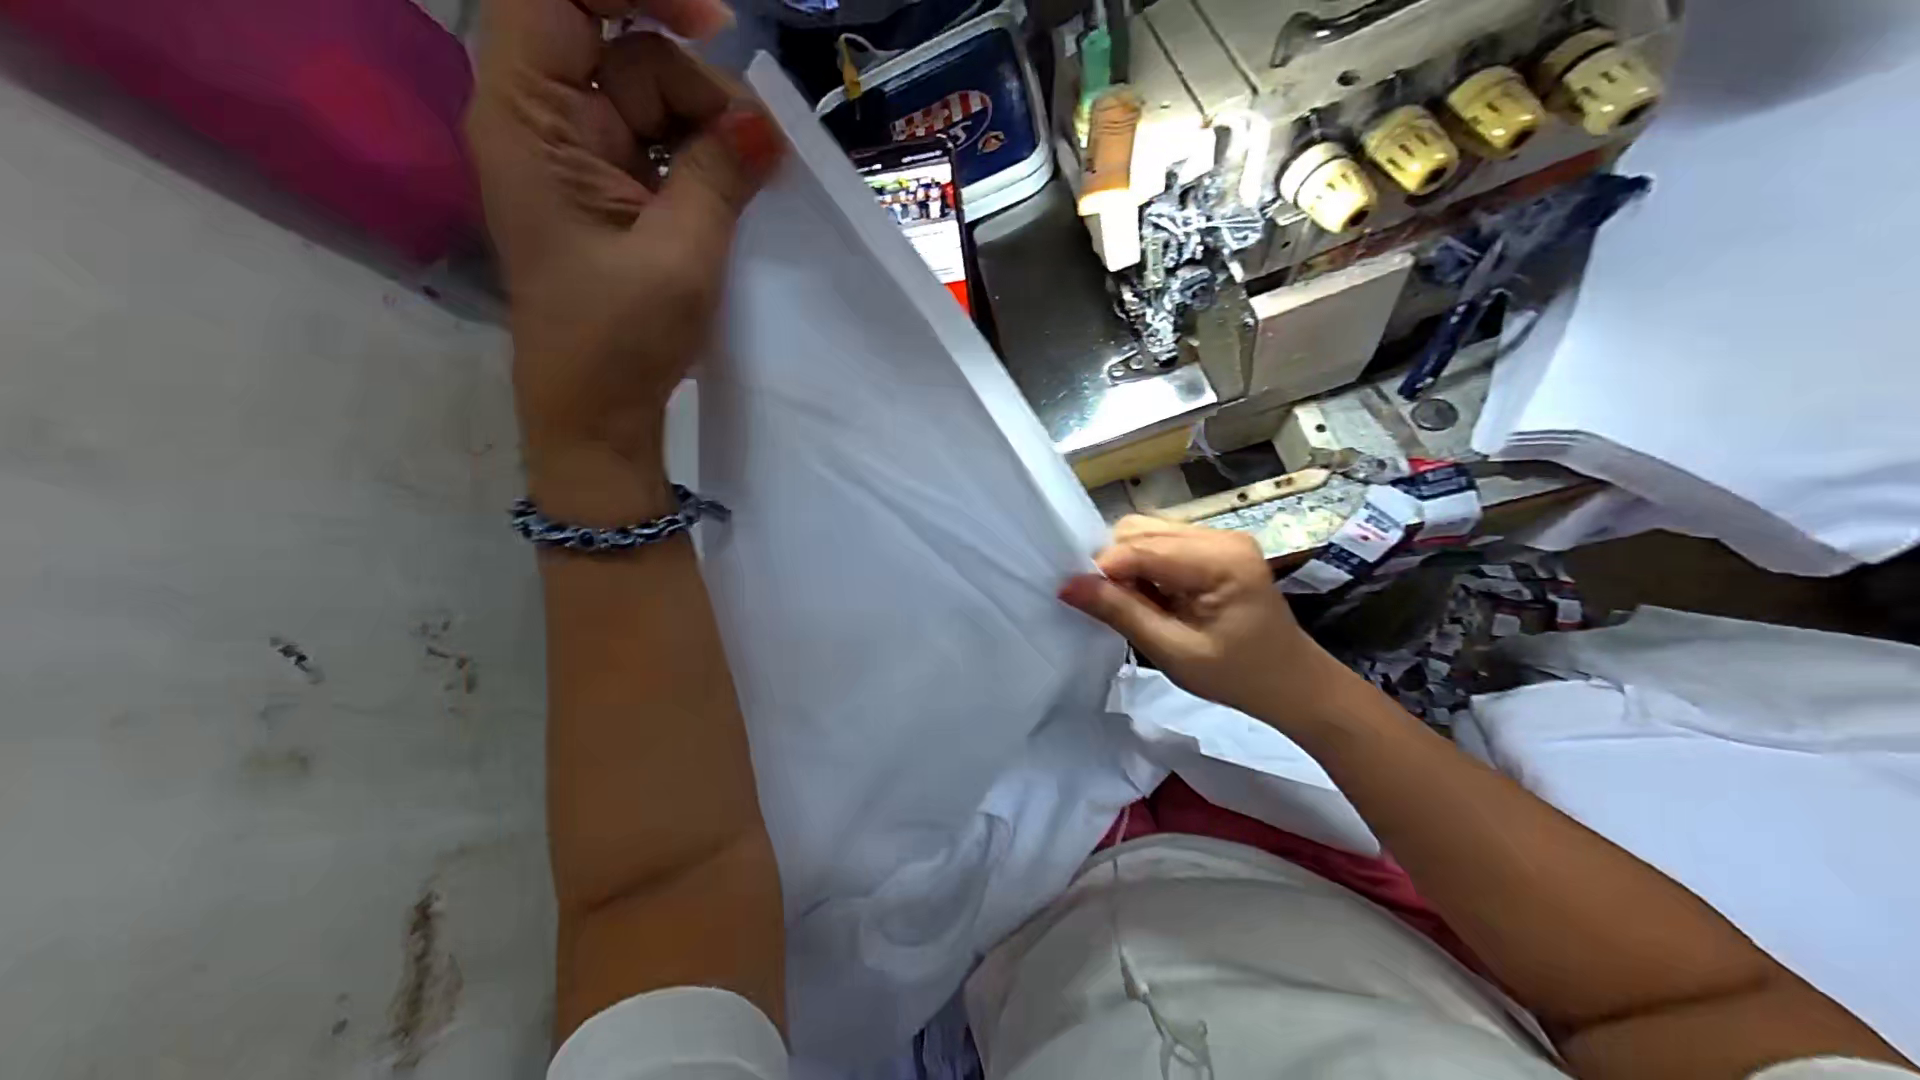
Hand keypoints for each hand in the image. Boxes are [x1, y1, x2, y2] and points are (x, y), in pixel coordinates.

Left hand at [466, 0, 783, 519]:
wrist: (597, 412)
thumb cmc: (619, 337)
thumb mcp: (681, 252)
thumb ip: (720, 174)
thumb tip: (765, 122)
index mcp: (528, 117)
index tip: (716, 23)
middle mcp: (546, 121)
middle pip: (624, 49)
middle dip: (697, 88)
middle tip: (754, 151)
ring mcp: (581, 157)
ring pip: (653, 99)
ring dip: (710, 129)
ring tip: (751, 184)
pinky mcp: (611, 192)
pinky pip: (663, 145)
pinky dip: (704, 159)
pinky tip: (735, 189)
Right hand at [1060, 516, 1340, 718]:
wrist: (1293, 683)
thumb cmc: (1239, 677)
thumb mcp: (1174, 652)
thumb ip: (1121, 612)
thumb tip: (1068, 585)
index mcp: (1220, 560)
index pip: (1141, 548)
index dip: (1103, 570)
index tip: (1080, 598)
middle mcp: (1220, 536)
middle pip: (1141, 530)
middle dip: (1115, 565)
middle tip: (1115, 608)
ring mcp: (1219, 537)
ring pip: (1147, 532)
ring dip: (1129, 566)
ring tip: (1137, 606)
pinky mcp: (1214, 546)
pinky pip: (1162, 543)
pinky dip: (1145, 567)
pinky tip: (1154, 598)